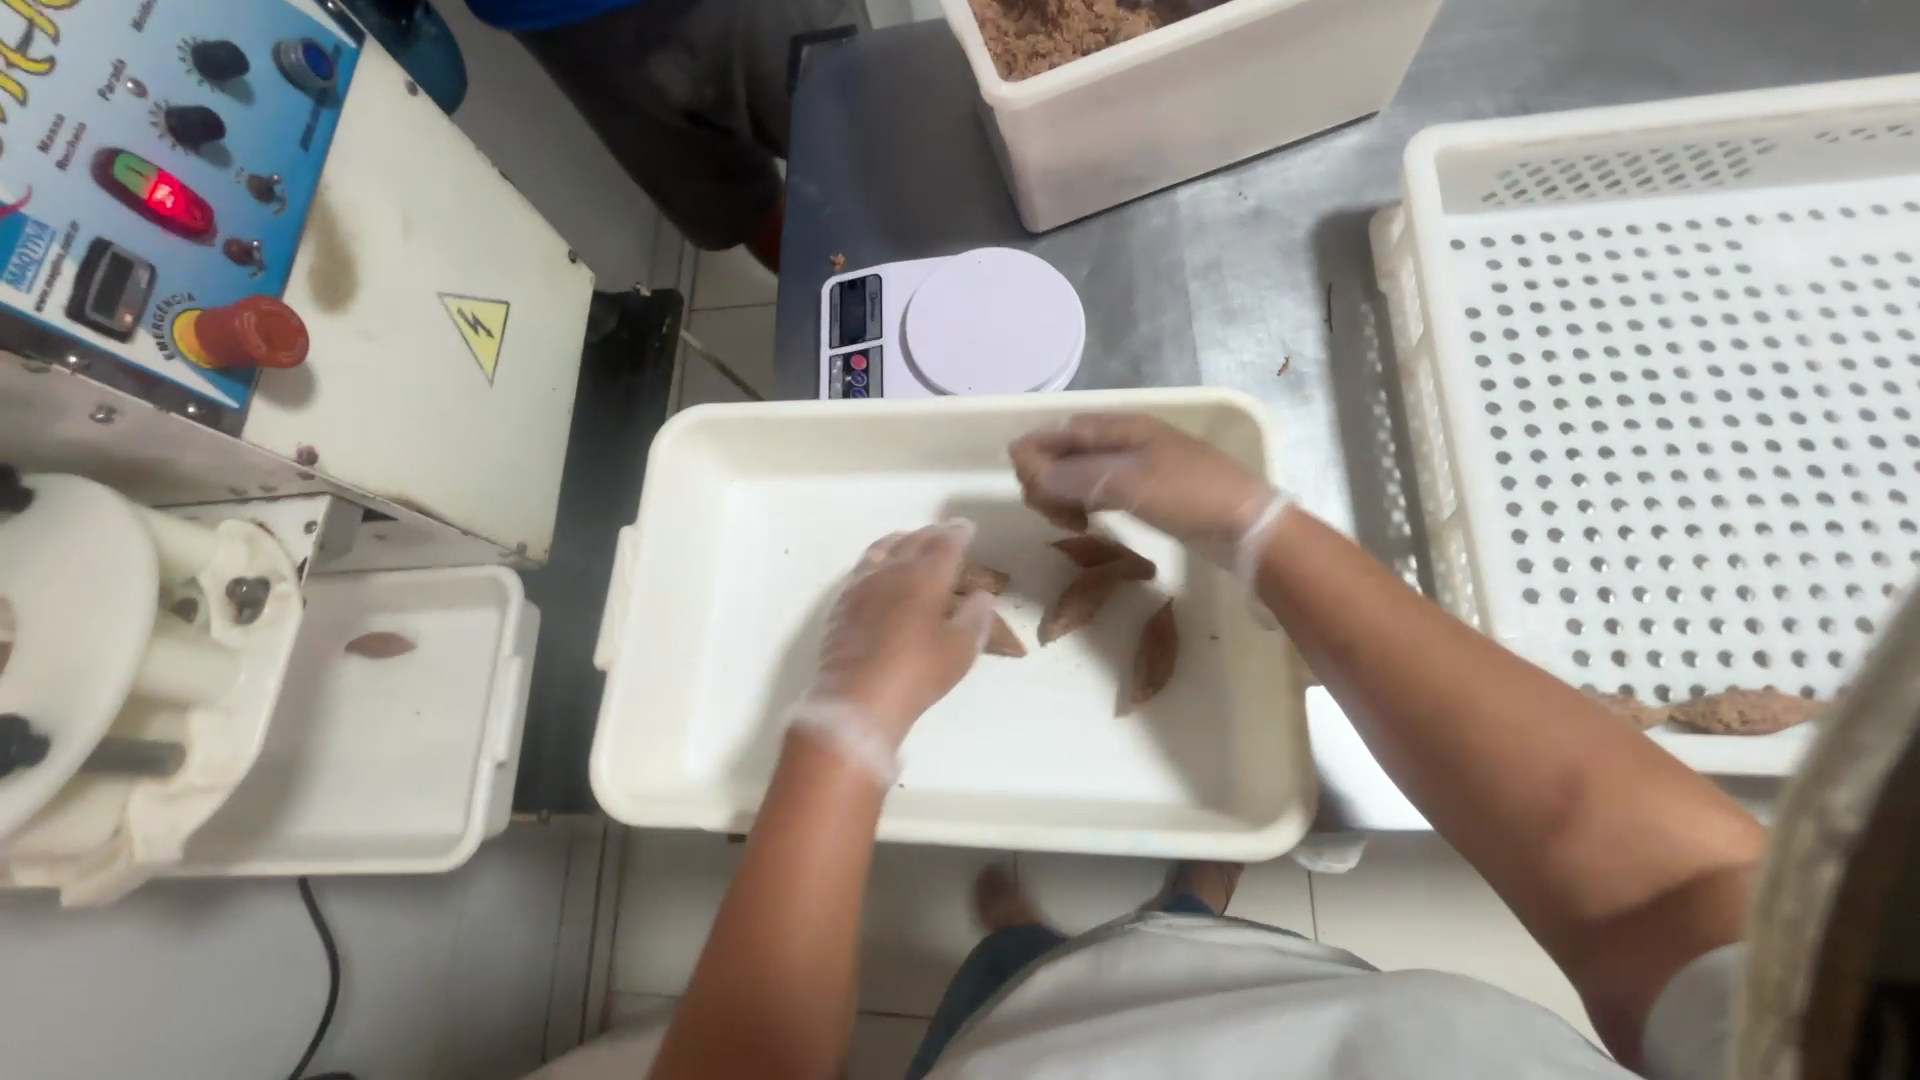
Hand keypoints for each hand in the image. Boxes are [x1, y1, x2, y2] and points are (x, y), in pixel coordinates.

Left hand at [790, 521, 993, 770]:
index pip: (945, 544)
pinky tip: (880, 569)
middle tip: (945, 533)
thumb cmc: (917, 674)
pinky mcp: (842, 603)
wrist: (857, 699)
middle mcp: (891, 570)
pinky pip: (863, 566)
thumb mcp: (960, 650)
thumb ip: (975, 617)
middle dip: (932, 534)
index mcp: (925, 576)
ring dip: (903, 540)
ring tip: (911, 541)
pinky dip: (879, 557)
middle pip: (914, 540)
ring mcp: (862, 584)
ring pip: (883, 548)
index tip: (966, 528)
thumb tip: (981, 595)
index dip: (958, 533)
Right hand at [1008, 413, 1288, 577]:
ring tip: (1068, 522)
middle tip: (1047, 510)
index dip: (1036, 450)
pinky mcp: (1148, 491)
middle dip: (1048, 477)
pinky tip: (1086, 522)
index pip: (1064, 429)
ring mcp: (1139, 466)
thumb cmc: (1188, 495)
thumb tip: (1031, 474)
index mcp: (1123, 427)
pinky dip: (1086, 504)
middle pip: (1069, 450)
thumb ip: (1075, 477)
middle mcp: (1127, 440)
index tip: (1020, 480)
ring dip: (1065, 494)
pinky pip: (1102, 491)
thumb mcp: (1126, 484)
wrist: (1246, 525)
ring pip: (1083, 474)